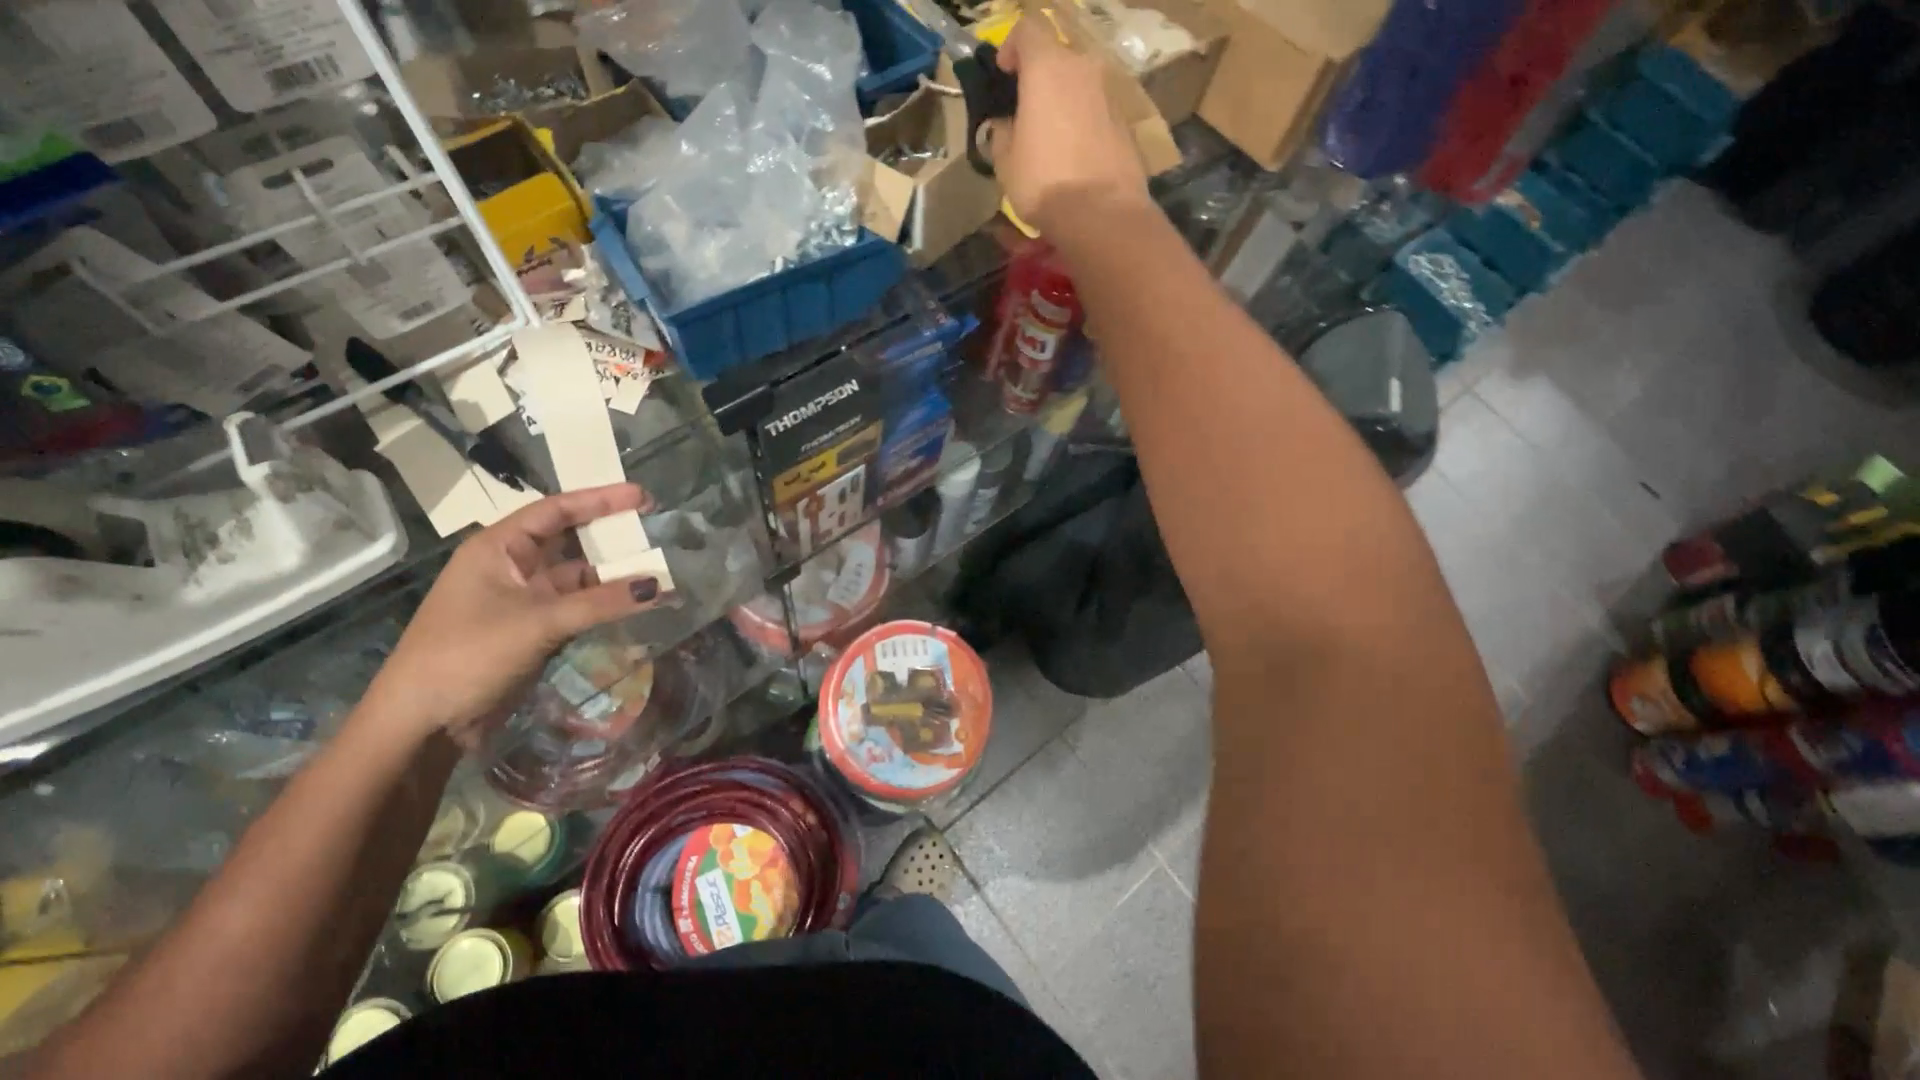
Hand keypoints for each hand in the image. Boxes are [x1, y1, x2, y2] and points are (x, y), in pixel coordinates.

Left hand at [361, 484, 666, 743]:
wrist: (423, 722)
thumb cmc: (468, 655)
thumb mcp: (537, 623)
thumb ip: (600, 603)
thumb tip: (659, 585)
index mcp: (498, 549)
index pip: (555, 510)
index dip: (600, 500)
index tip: (643, 497)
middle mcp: (510, 567)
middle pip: (569, 541)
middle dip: (611, 536)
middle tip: (656, 530)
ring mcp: (520, 601)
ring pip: (575, 578)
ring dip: (612, 576)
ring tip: (658, 571)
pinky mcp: (530, 632)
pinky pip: (575, 608)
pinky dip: (603, 605)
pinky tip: (634, 604)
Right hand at [988, 17, 1151, 234]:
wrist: (1102, 214)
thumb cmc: (1044, 181)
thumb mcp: (1006, 160)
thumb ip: (1003, 132)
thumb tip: (1007, 123)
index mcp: (1048, 68)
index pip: (1028, 28)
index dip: (1011, 46)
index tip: (1004, 74)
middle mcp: (1083, 69)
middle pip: (1057, 56)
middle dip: (1039, 77)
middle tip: (1025, 109)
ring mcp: (1109, 93)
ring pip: (1080, 84)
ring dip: (1063, 100)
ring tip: (1050, 136)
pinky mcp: (1126, 122)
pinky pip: (1097, 109)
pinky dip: (1083, 120)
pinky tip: (1074, 154)